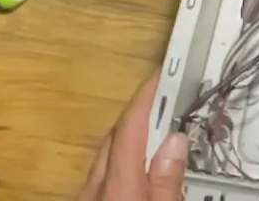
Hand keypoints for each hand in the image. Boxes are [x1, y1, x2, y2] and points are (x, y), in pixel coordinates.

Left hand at [76, 77, 187, 200]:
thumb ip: (167, 183)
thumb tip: (175, 139)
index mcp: (115, 185)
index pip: (130, 126)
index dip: (148, 94)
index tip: (167, 70)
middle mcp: (92, 189)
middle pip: (114, 138)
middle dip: (141, 114)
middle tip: (172, 99)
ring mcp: (83, 200)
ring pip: (105, 158)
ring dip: (130, 139)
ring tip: (160, 131)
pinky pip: (100, 178)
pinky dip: (120, 164)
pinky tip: (138, 171)